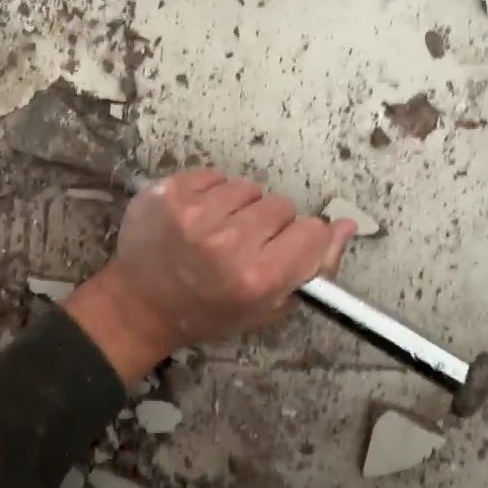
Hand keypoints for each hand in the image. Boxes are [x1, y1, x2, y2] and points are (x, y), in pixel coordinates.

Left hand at [63, 171, 356, 382]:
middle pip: (280, 205)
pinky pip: (214, 175)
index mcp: (258, 277)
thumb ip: (314, 268)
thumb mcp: (267, 306)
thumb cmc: (207, 311)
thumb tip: (347, 224)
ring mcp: (194, 213)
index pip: (312, 231)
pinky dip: (212, 192)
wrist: (140, 303)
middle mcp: (227, 242)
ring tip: (220, 230)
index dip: (303, 240)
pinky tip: (200, 217)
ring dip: (241, 206)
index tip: (285, 249)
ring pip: (248, 187)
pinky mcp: (169, 192)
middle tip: (246, 244)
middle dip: (270, 223)